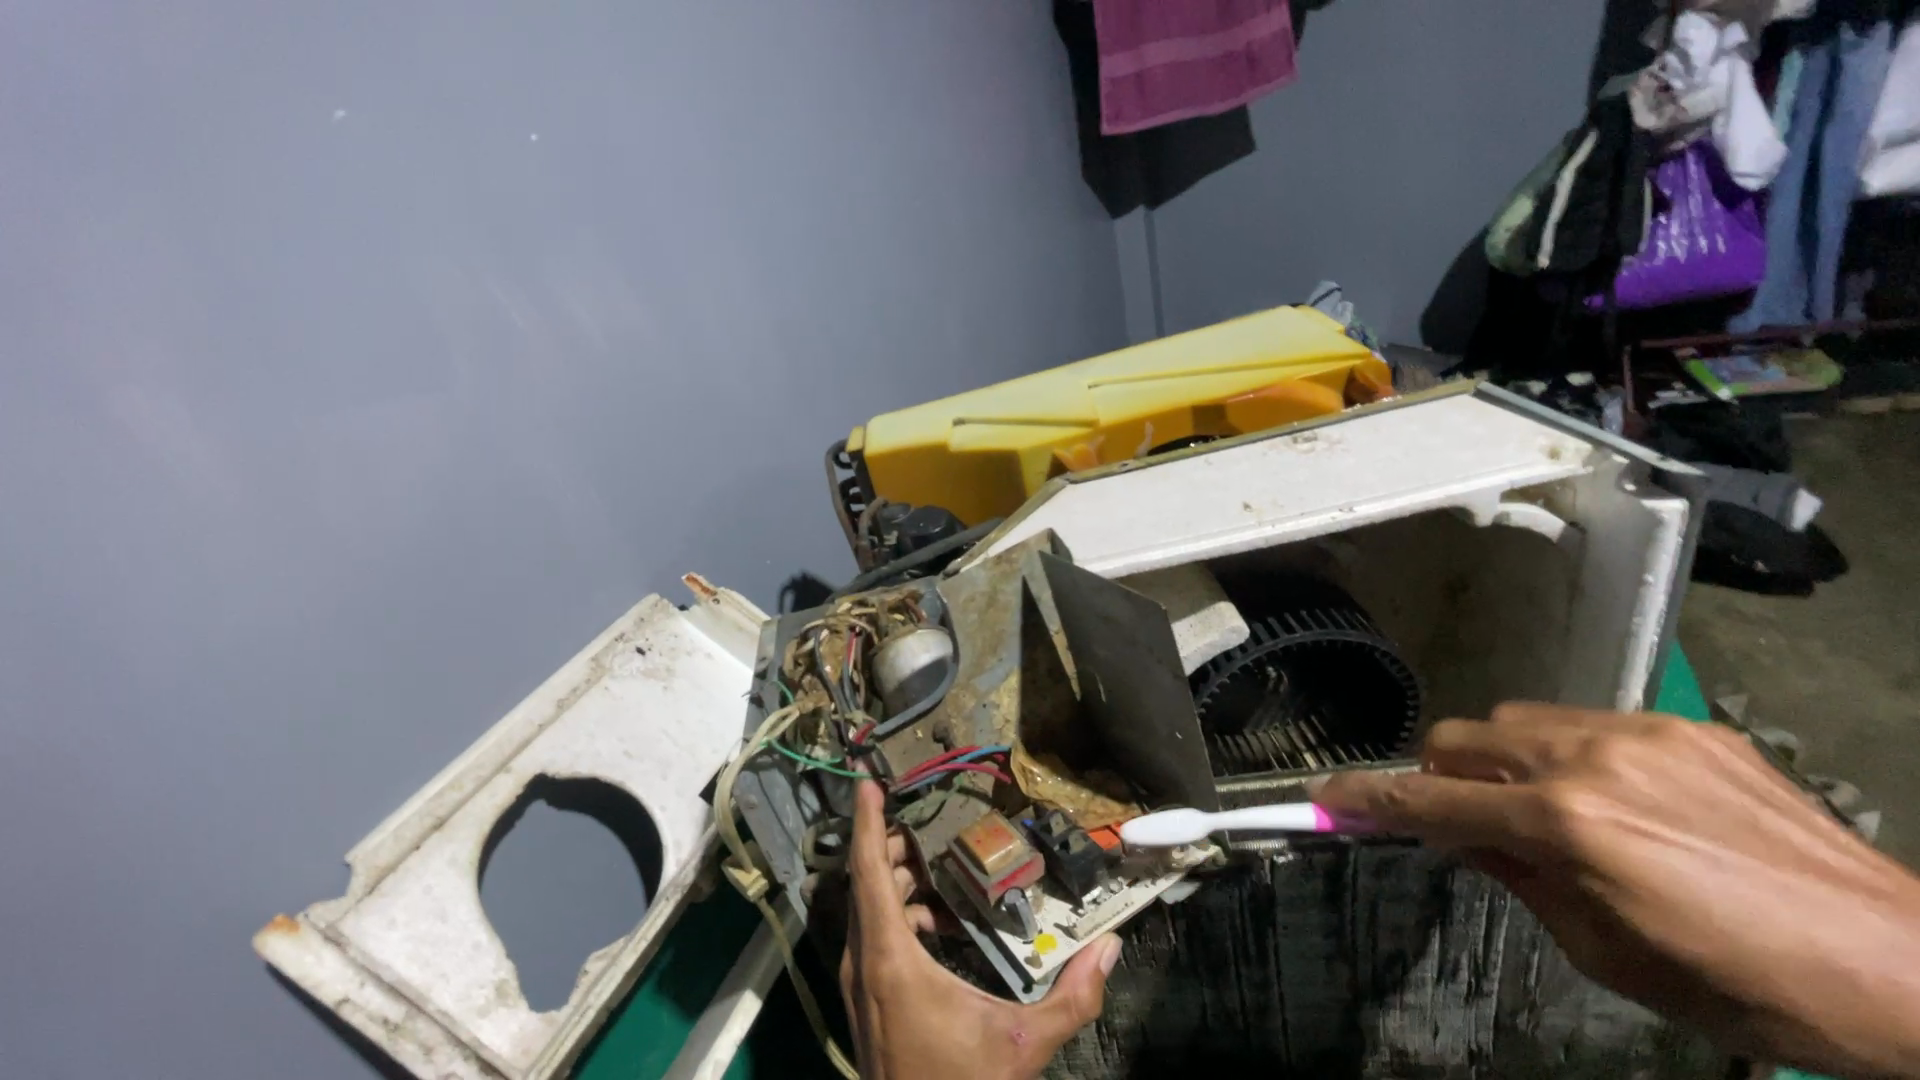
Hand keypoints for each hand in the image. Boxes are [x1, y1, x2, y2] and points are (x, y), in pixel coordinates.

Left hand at [839, 779, 1120, 1078]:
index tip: (867, 784)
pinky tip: (934, 920)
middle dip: (890, 843)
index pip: (869, 871)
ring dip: (894, 877)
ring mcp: (858, 978)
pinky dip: (896, 911)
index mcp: (889, 958)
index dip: (868, 823)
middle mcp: (863, 959)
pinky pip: (872, 932)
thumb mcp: (1022, 1045)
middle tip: (923, 819)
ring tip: (932, 863)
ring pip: (867, 906)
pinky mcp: (865, 994)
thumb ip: (1072, 998)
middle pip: (866, 881)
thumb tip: (1111, 948)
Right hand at [1317, 704, 1919, 1078]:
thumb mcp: (1603, 952)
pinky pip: (1588, 724)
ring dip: (1502, 759)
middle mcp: (1587, 762)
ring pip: (1516, 720)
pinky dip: (1569, 755)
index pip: (1432, 800)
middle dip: (1443, 774)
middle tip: (1464, 818)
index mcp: (1564, 827)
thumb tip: (1461, 837)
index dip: (1370, 797)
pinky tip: (1620, 799)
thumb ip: (1515, 876)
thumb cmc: (1741, 985)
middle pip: (1462, 737)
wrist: (1906, 968)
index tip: (1328, 795)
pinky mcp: (1684, 727)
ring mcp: (1639, 734)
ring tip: (1546, 806)